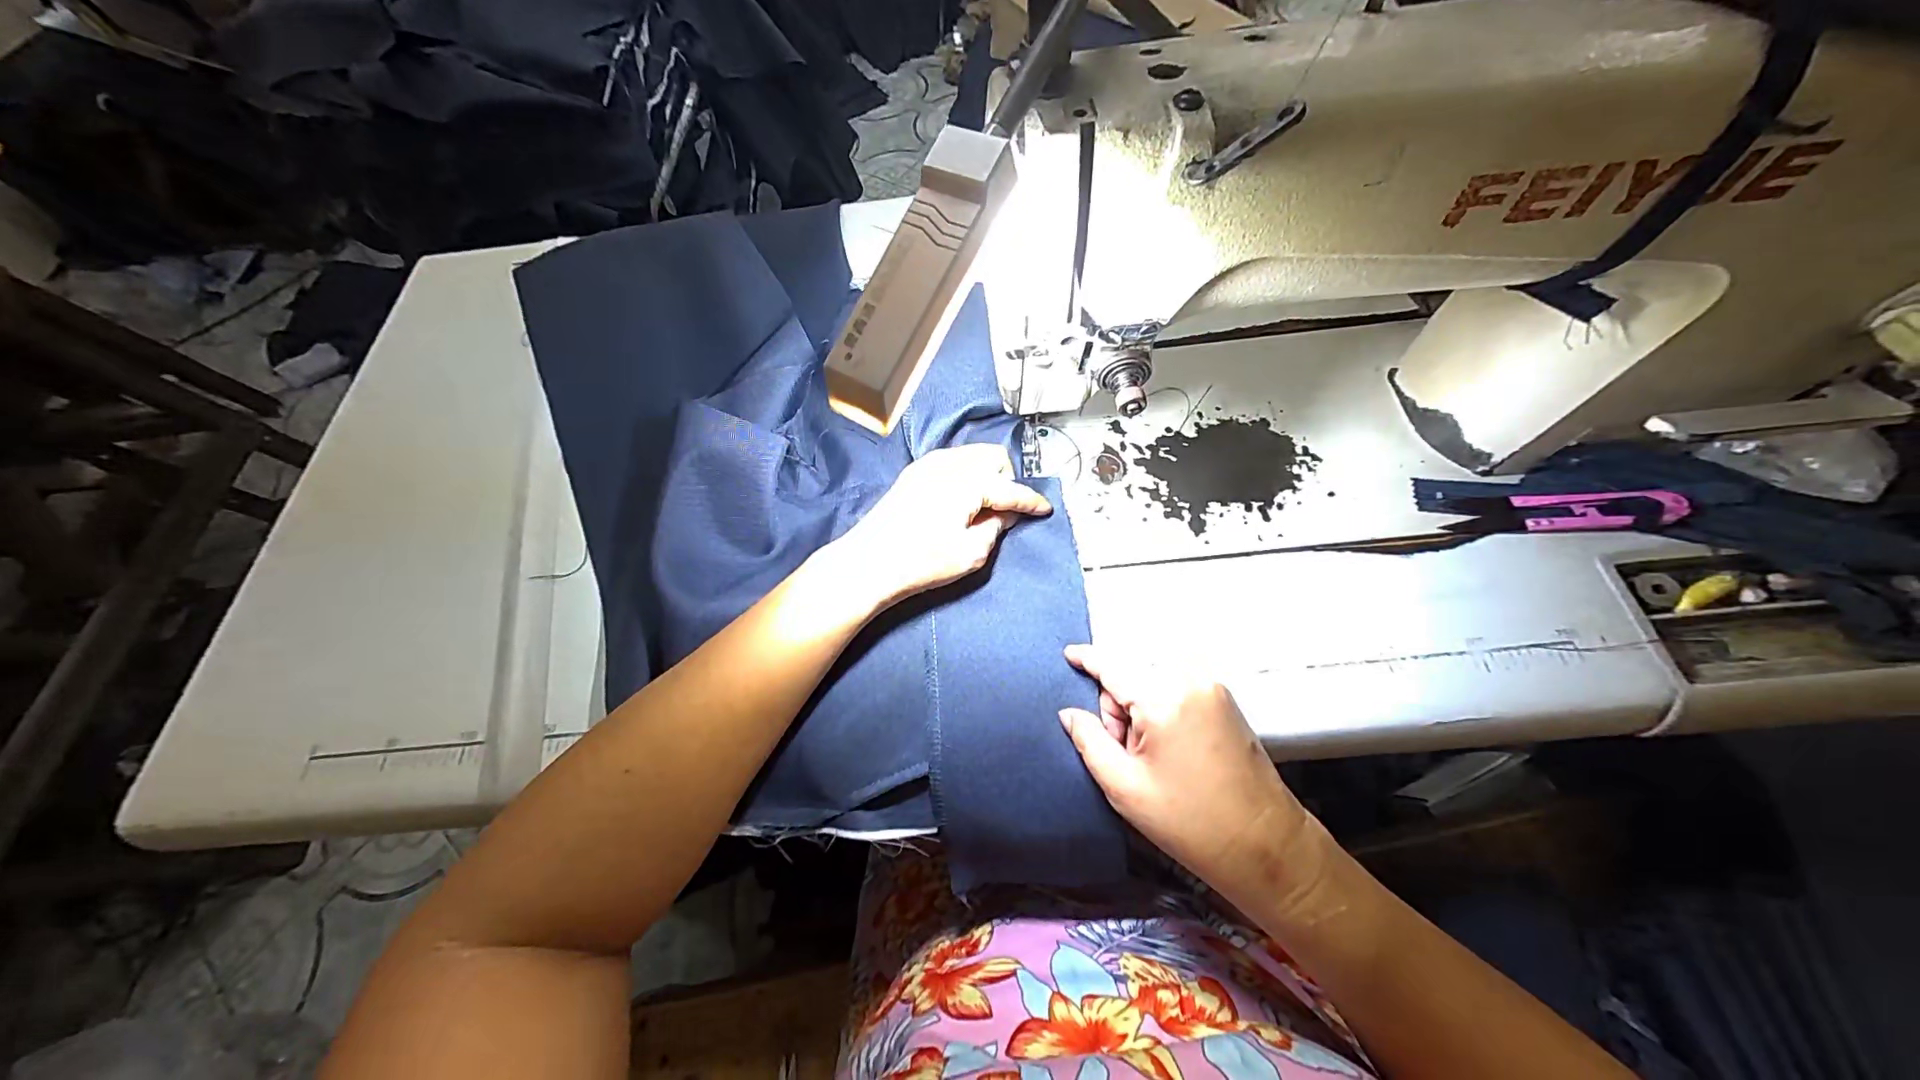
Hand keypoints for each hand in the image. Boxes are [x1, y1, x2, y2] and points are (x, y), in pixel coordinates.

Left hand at [825, 444, 1052, 611]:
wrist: (868, 563)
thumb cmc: (915, 562)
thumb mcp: (971, 553)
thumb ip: (996, 528)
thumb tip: (1006, 515)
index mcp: (967, 482)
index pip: (1011, 488)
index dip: (1031, 501)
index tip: (1042, 508)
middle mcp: (948, 465)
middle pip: (994, 458)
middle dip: (1007, 479)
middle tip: (1007, 509)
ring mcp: (927, 465)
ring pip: (972, 456)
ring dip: (985, 475)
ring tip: (982, 507)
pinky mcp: (913, 473)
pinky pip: (950, 462)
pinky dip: (964, 475)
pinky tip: (960, 502)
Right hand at [1059, 645, 1326, 914]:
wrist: (1265, 844)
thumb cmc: (1193, 822)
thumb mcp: (1124, 786)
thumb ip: (1089, 741)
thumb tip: (1070, 715)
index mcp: (1164, 698)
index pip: (1113, 665)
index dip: (1087, 659)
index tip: (1069, 654)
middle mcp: (1191, 681)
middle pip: (1132, 672)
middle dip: (1118, 703)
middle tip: (1125, 751)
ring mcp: (1212, 689)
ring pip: (1154, 679)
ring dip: (1140, 705)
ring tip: (1150, 756)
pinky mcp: (1225, 700)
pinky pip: (1177, 688)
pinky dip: (1162, 707)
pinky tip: (1169, 748)